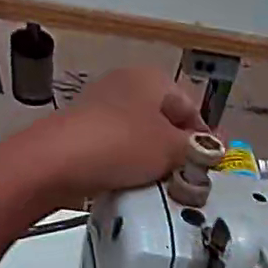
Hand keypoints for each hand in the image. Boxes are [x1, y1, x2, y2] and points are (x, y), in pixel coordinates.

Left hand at [25, 66, 206, 207]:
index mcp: (151, 78)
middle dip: (175, 151)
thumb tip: (209, 150)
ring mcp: (97, 111)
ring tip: (159, 189)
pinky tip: (128, 188)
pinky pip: (112, 154)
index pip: (190, 107)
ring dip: (149, 163)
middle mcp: (123, 86)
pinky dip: (124, 169)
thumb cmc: (120, 145)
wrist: (54, 163)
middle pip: (162, 122)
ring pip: (136, 139)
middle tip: (187, 180)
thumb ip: (195, 150)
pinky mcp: (78, 137)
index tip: (213, 165)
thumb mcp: (169, 149)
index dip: (204, 137)